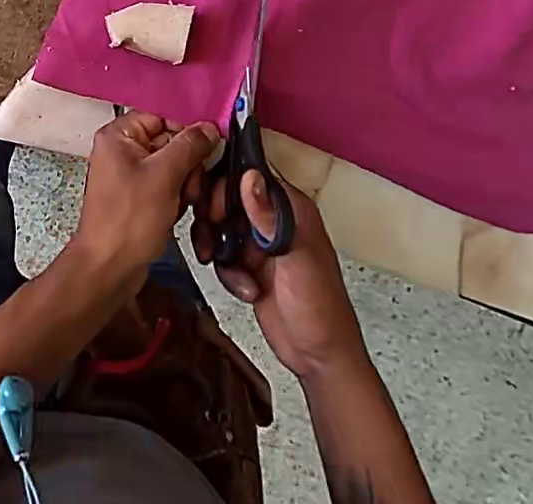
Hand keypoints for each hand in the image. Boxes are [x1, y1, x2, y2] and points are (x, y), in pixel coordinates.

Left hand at [70, 112, 219, 290]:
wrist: (109, 270)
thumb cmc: (129, 220)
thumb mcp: (165, 175)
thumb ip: (190, 145)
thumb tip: (210, 128)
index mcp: (119, 135)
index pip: (162, 115)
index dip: (188, 127)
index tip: (210, 140)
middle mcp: (122, 149)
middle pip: (170, 139)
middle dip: (188, 161)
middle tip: (192, 182)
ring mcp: (131, 173)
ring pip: (173, 163)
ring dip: (186, 180)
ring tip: (183, 200)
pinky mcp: (140, 195)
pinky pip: (168, 182)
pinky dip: (178, 193)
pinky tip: (178, 209)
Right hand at [192, 169, 367, 382]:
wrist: (319, 356)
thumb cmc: (320, 305)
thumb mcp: (295, 258)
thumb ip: (271, 219)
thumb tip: (250, 177)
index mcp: (291, 209)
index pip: (253, 176)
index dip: (229, 184)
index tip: (215, 206)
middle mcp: (274, 220)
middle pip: (231, 199)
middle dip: (215, 217)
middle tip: (212, 238)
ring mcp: (261, 244)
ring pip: (222, 226)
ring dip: (217, 246)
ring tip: (222, 265)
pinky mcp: (249, 267)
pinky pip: (223, 255)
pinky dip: (226, 272)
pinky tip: (245, 290)